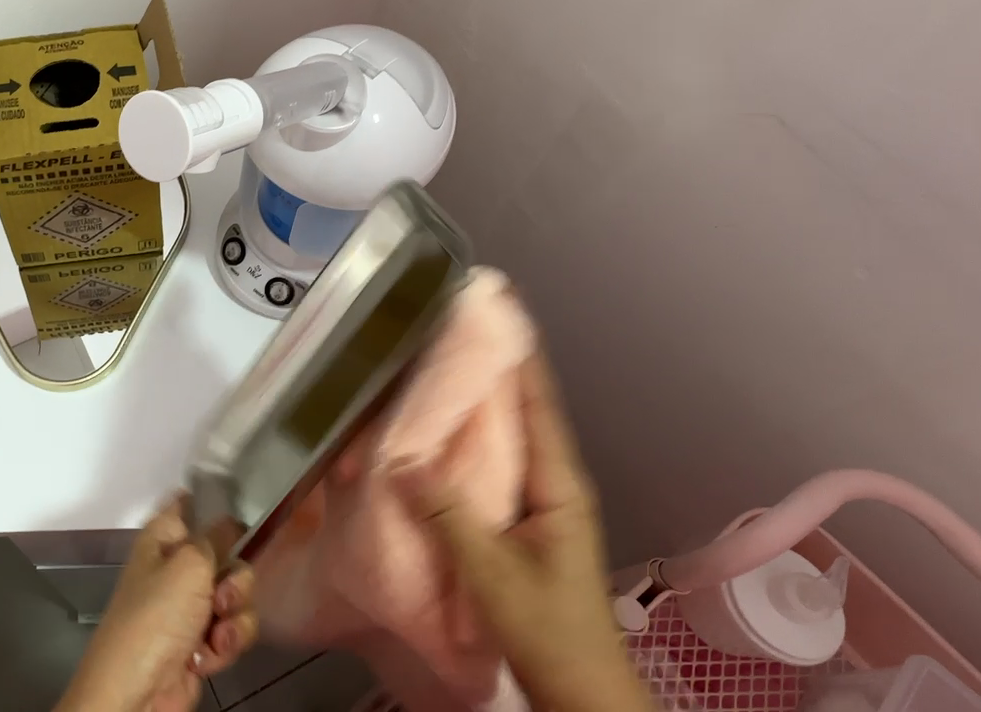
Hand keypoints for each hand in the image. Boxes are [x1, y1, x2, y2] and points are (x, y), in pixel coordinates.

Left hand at [55, 497, 258, 711]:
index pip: (190, 503)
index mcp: (165, 537)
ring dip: (234, 620)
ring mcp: (190, 606)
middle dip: (236, 581)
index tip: (239, 514)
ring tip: (216, 638)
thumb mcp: (190, 564)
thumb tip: (231, 520)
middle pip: (227, 555)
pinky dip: (225, 646)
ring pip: (236, 597)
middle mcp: (178, 566)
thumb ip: (217, 537)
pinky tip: (206, 658)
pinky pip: (231, 631)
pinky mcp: (202, 641)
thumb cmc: (157, 615)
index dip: (214, 504)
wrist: (138, 691)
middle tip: (221, 597)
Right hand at [395, 355, 653, 711]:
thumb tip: (399, 463)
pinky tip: (436, 436)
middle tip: (451, 328)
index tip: (495, 308)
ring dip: (477, 403)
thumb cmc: (548, 632)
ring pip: (506, 437)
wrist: (582, 694)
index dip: (518, 353)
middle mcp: (552, 482)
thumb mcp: (493, 576)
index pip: (536, 402)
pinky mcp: (521, 522)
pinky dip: (467, 441)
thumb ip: (448, 518)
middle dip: (491, 367)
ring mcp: (539, 503)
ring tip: (436, 367)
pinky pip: (492, 465)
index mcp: (557, 483)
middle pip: (522, 410)